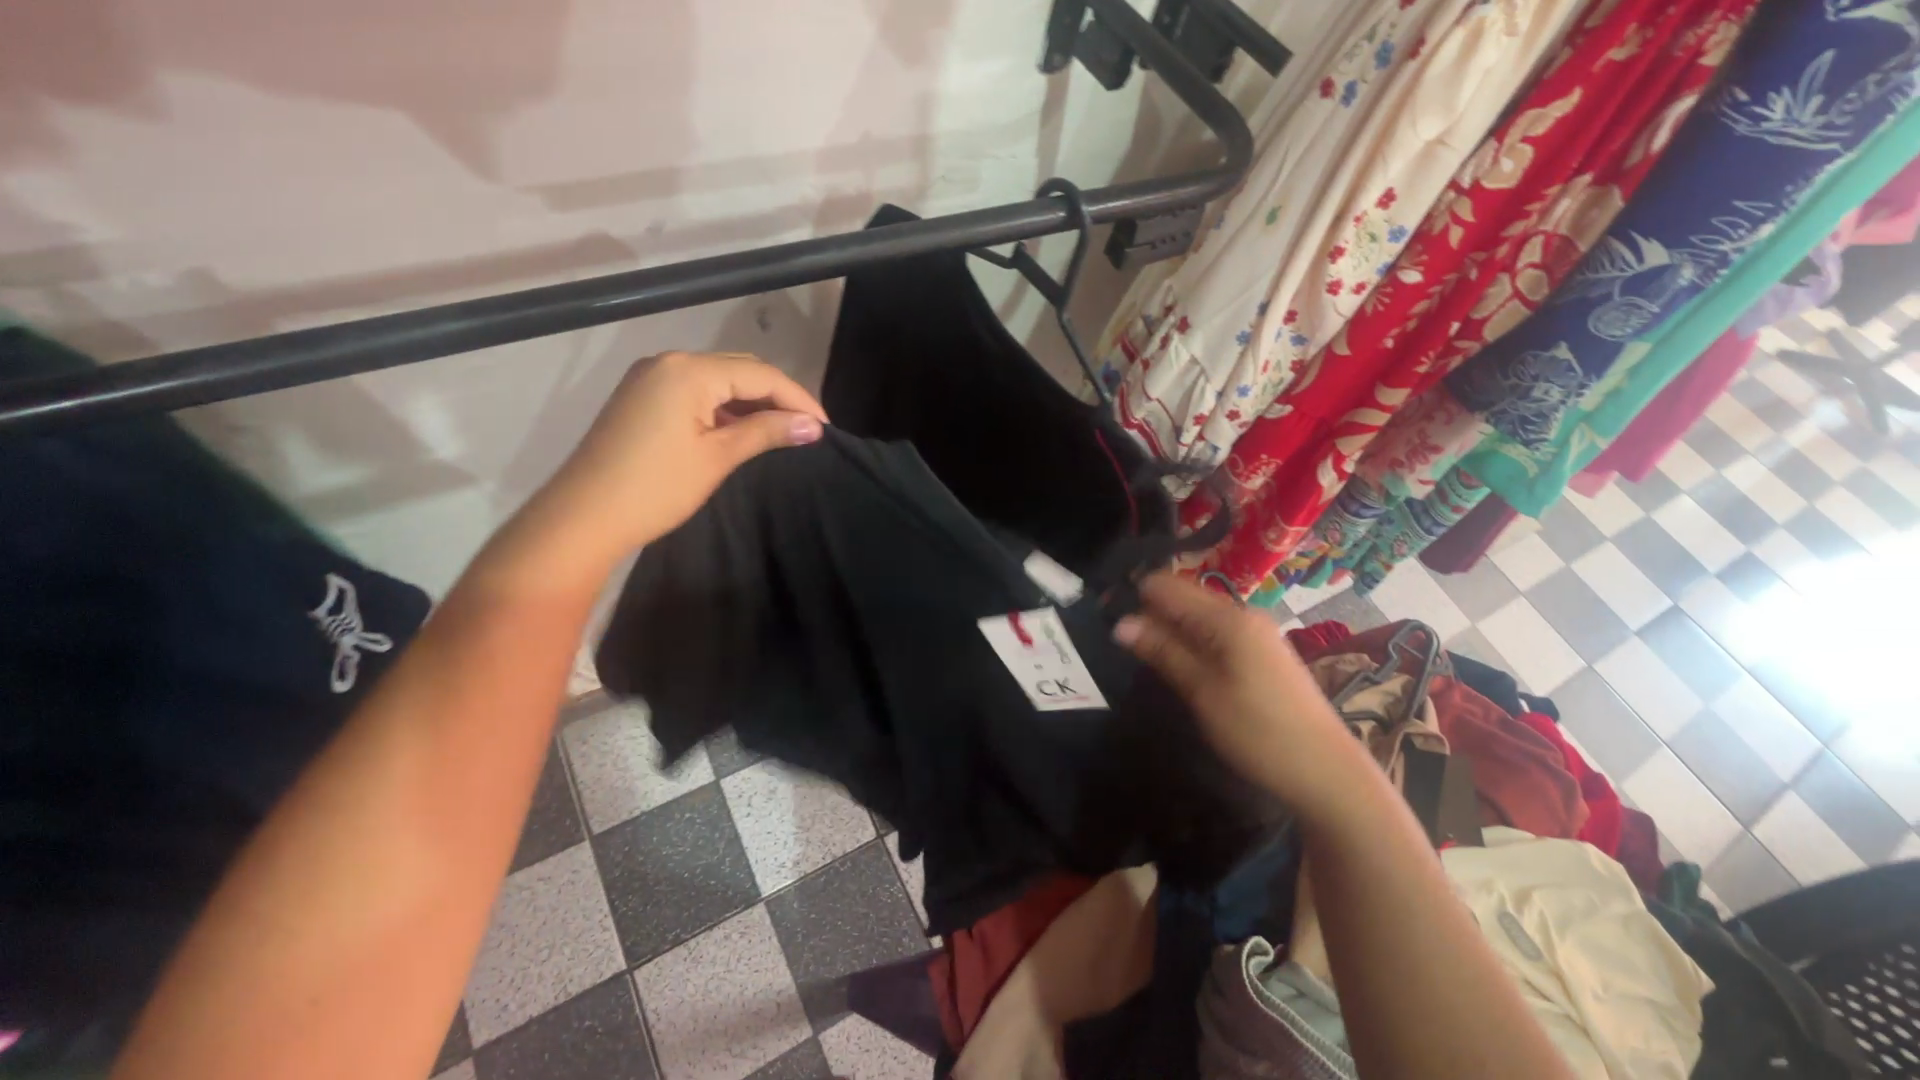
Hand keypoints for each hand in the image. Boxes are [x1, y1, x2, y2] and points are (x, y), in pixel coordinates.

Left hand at [541, 351, 826, 559]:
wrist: (583, 517)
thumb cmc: (655, 488)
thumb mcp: (717, 458)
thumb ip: (767, 433)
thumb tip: (814, 425)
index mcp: (688, 371)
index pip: (760, 374)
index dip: (797, 398)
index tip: (827, 428)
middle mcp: (669, 361)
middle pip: (739, 369)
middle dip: (777, 396)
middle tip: (808, 429)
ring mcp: (651, 377)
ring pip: (718, 379)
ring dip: (751, 402)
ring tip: (783, 432)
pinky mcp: (642, 397)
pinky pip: (695, 391)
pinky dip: (723, 407)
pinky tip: (743, 430)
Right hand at [1112, 573, 1375, 819]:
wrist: (1325, 770)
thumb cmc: (1259, 732)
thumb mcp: (1202, 692)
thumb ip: (1163, 652)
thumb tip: (1121, 623)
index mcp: (1228, 619)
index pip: (1168, 586)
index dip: (1136, 597)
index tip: (1108, 621)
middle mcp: (1244, 616)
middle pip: (1185, 599)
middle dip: (1151, 615)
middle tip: (1117, 644)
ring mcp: (1257, 635)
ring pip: (1199, 619)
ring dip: (1170, 632)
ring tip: (1142, 658)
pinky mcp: (1262, 656)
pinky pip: (1216, 635)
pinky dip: (1193, 645)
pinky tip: (1179, 668)